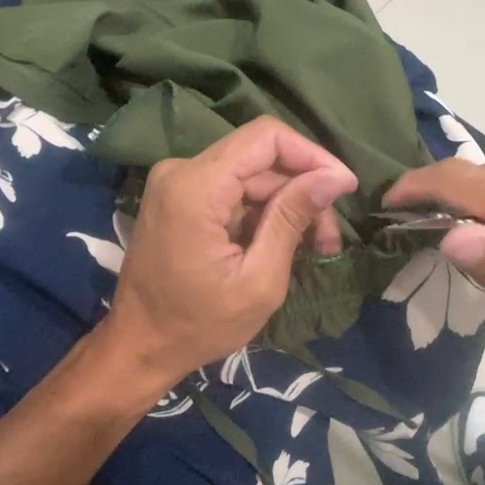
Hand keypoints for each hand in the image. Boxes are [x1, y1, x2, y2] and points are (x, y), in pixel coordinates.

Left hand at [98, 118, 357, 394]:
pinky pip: (232, 189)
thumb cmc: (198, 325)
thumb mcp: (258, 280)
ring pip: (250, 174)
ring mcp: (176, 183)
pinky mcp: (178, 198)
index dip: (312, 154)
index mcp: (196, 187)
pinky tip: (285, 243)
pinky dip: (262, 212)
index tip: (345, 187)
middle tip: (331, 239)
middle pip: (260, 158)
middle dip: (303, 189)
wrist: (139, 347)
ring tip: (316, 247)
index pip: (266, 137)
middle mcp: (181, 171)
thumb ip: (292, 219)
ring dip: (286, 205)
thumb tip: (335, 177)